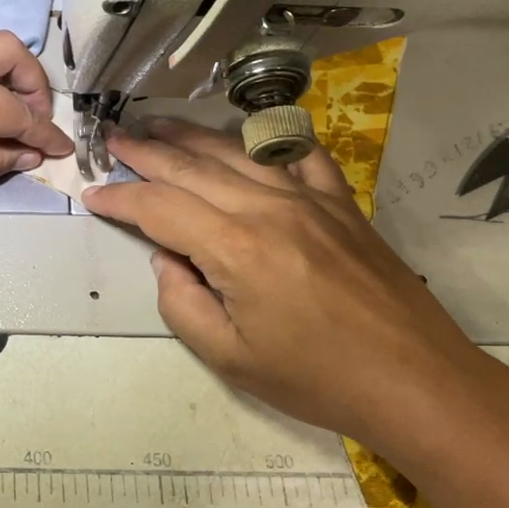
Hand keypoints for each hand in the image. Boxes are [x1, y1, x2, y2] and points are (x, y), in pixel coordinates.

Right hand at [81, 118, 482, 442]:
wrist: (415, 382)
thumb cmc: (316, 379)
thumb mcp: (227, 358)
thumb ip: (181, 303)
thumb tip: (168, 259)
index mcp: (236, 249)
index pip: (160, 208)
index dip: (120, 198)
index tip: (93, 195)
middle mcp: (269, 209)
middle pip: (192, 167)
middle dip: (146, 152)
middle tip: (113, 138)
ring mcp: (311, 199)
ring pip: (238, 151)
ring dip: (192, 136)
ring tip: (159, 125)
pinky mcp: (342, 203)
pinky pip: (301, 153)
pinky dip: (270, 137)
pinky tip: (249, 132)